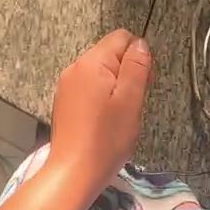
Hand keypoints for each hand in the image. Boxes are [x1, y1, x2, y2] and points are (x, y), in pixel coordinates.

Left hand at [49, 29, 153, 185]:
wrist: (75, 172)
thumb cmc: (106, 139)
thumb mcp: (130, 100)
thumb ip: (136, 67)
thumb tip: (140, 44)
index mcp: (92, 63)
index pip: (122, 38)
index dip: (139, 57)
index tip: (144, 84)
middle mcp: (75, 68)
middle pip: (110, 55)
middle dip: (127, 73)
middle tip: (133, 104)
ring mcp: (67, 86)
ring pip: (100, 73)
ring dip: (115, 88)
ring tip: (119, 116)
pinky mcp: (65, 103)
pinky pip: (89, 89)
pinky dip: (102, 99)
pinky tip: (105, 121)